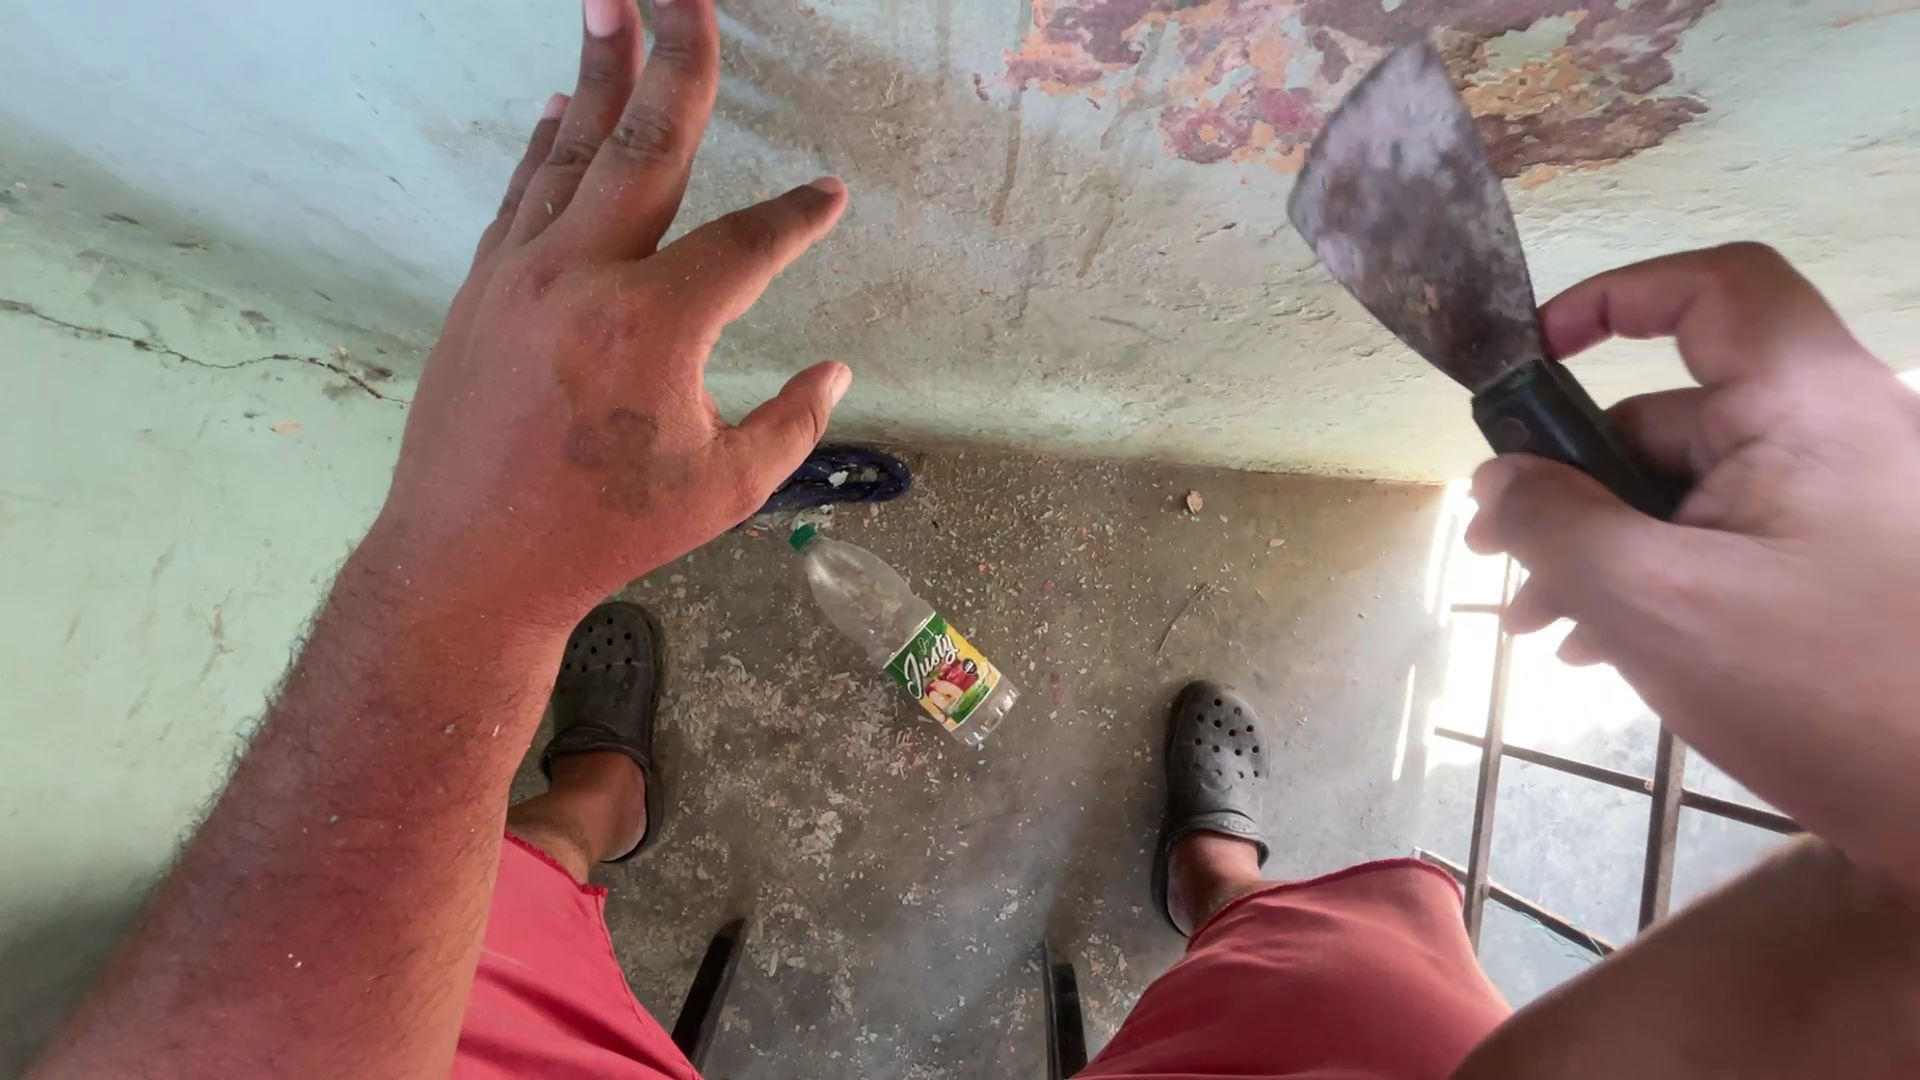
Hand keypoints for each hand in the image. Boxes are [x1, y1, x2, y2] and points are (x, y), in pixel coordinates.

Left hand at [370, 0, 848, 634]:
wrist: (475, 556)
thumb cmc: (613, 529)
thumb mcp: (730, 488)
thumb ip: (795, 423)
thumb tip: (837, 372)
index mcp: (656, 325)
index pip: (747, 247)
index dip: (799, 217)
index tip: (831, 194)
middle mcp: (583, 276)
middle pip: (646, 151)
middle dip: (679, 67)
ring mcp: (521, 274)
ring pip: (572, 154)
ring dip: (601, 76)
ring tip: (612, 5)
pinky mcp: (482, 287)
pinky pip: (526, 192)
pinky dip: (550, 143)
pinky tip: (563, 110)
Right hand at [1465, 243, 1919, 891]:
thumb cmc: (1825, 685)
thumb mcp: (1646, 597)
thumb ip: (1547, 521)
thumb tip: (1494, 479)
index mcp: (1803, 413)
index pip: (1715, 291)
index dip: (1612, 300)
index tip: (1529, 358)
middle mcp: (1817, 440)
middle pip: (1654, 419)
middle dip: (1555, 484)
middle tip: (1486, 548)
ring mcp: (1819, 508)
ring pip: (1661, 494)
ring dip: (1579, 547)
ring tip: (1528, 617)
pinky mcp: (1818, 563)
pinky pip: (1695, 542)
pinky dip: (1628, 579)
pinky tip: (1586, 640)